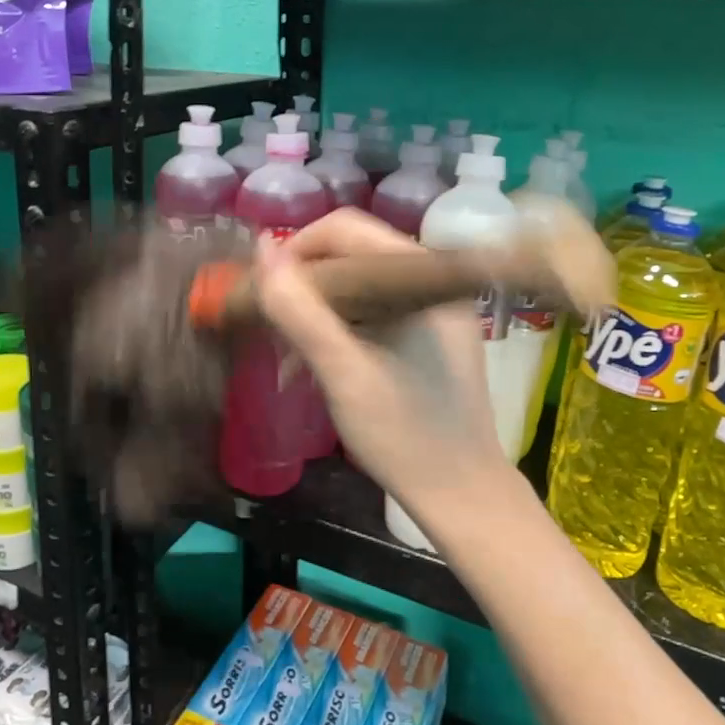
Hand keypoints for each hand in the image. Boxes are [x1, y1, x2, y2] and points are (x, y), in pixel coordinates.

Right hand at [252, 209, 511, 524]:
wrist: (462, 494)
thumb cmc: (405, 435)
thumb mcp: (343, 373)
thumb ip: (301, 312)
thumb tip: (261, 250)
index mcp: (423, 277)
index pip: (347, 229)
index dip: (296, 250)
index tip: (263, 291)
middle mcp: (433, 279)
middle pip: (353, 250)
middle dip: (306, 280)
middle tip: (273, 322)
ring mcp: (434, 306)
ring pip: (360, 278)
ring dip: (320, 303)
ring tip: (292, 344)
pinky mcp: (430, 331)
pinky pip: (375, 304)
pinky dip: (342, 320)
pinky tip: (322, 353)